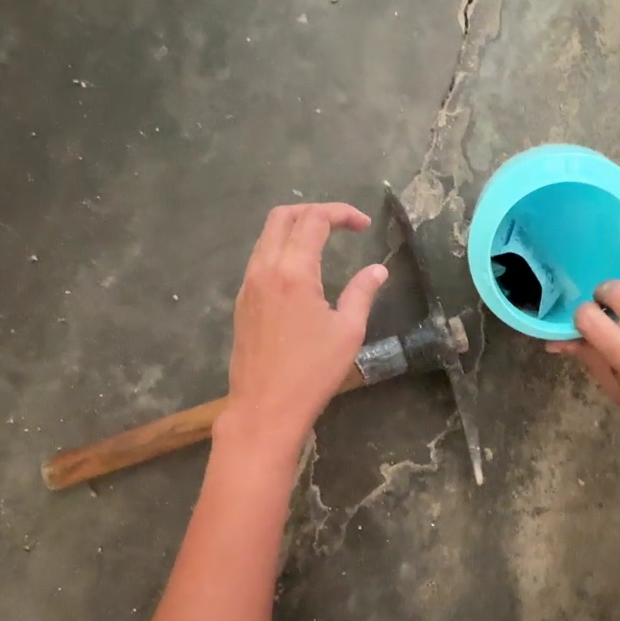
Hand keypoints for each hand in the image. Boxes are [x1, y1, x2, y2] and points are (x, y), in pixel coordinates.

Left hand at [222, 203, 387, 450]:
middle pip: (282, 217)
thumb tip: (378, 269)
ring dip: (294, 229)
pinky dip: (281, 250)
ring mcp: (248, 285)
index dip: (341, 214)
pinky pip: (259, 259)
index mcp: (293, 271)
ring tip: (323, 243)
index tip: (364, 226)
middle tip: (341, 226)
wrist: (265, 409)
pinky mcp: (242, 302)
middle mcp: (265, 269)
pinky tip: (301, 272)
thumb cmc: (312, 373)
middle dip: (314, 212)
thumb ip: (362, 293)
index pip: (314, 220)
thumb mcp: (348, 332)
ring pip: (266, 236)